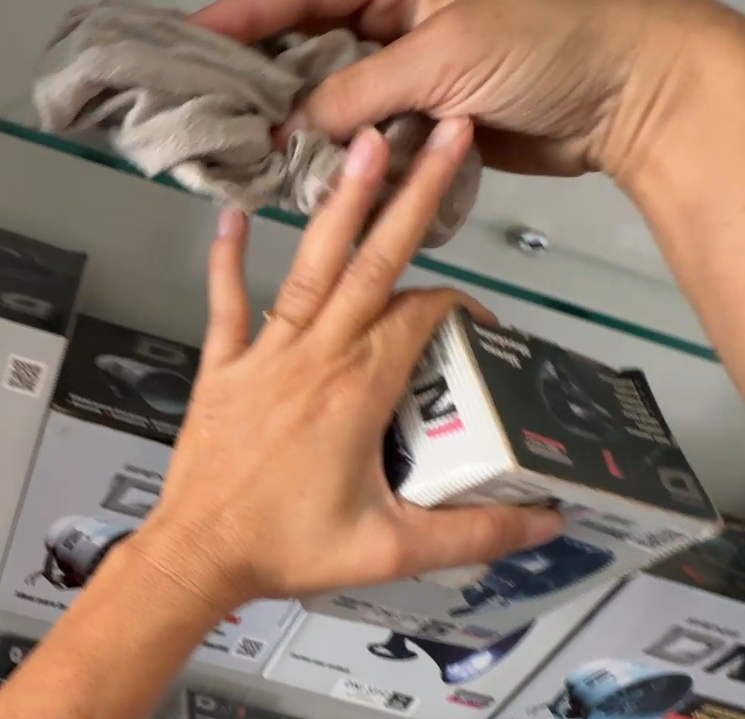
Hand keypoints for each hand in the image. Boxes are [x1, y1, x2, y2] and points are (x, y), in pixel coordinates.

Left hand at [128, 117, 563, 614]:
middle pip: (377, 265)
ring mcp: (262, 360)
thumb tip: (545, 521)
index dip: (457, 307)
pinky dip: (228, 262)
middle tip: (445, 137)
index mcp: (357, 392)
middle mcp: (313, 361)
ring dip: (341, 206)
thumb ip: (474, 534)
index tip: (471, 321)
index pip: (423, 318)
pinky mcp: (222, 372)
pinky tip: (232, 219)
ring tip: (364, 146)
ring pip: (311, 269)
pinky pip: (226, 306)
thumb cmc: (282, 549)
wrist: (200, 555)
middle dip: (417, 198)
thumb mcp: (390, 551)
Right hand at [189, 0, 727, 180]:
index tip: (195, 40)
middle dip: (262, 73)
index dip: (247, 15)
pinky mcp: (421, 108)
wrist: (630, 93)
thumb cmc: (557, 41)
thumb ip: (356, 93)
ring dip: (296, 119)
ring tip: (249, 144)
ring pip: (332, 90)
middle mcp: (401, 11)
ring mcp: (411, 62)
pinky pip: (362, 127)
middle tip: (213, 105)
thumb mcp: (445, 54)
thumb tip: (288, 132)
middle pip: (310, 39)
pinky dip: (335, 147)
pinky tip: (304, 164)